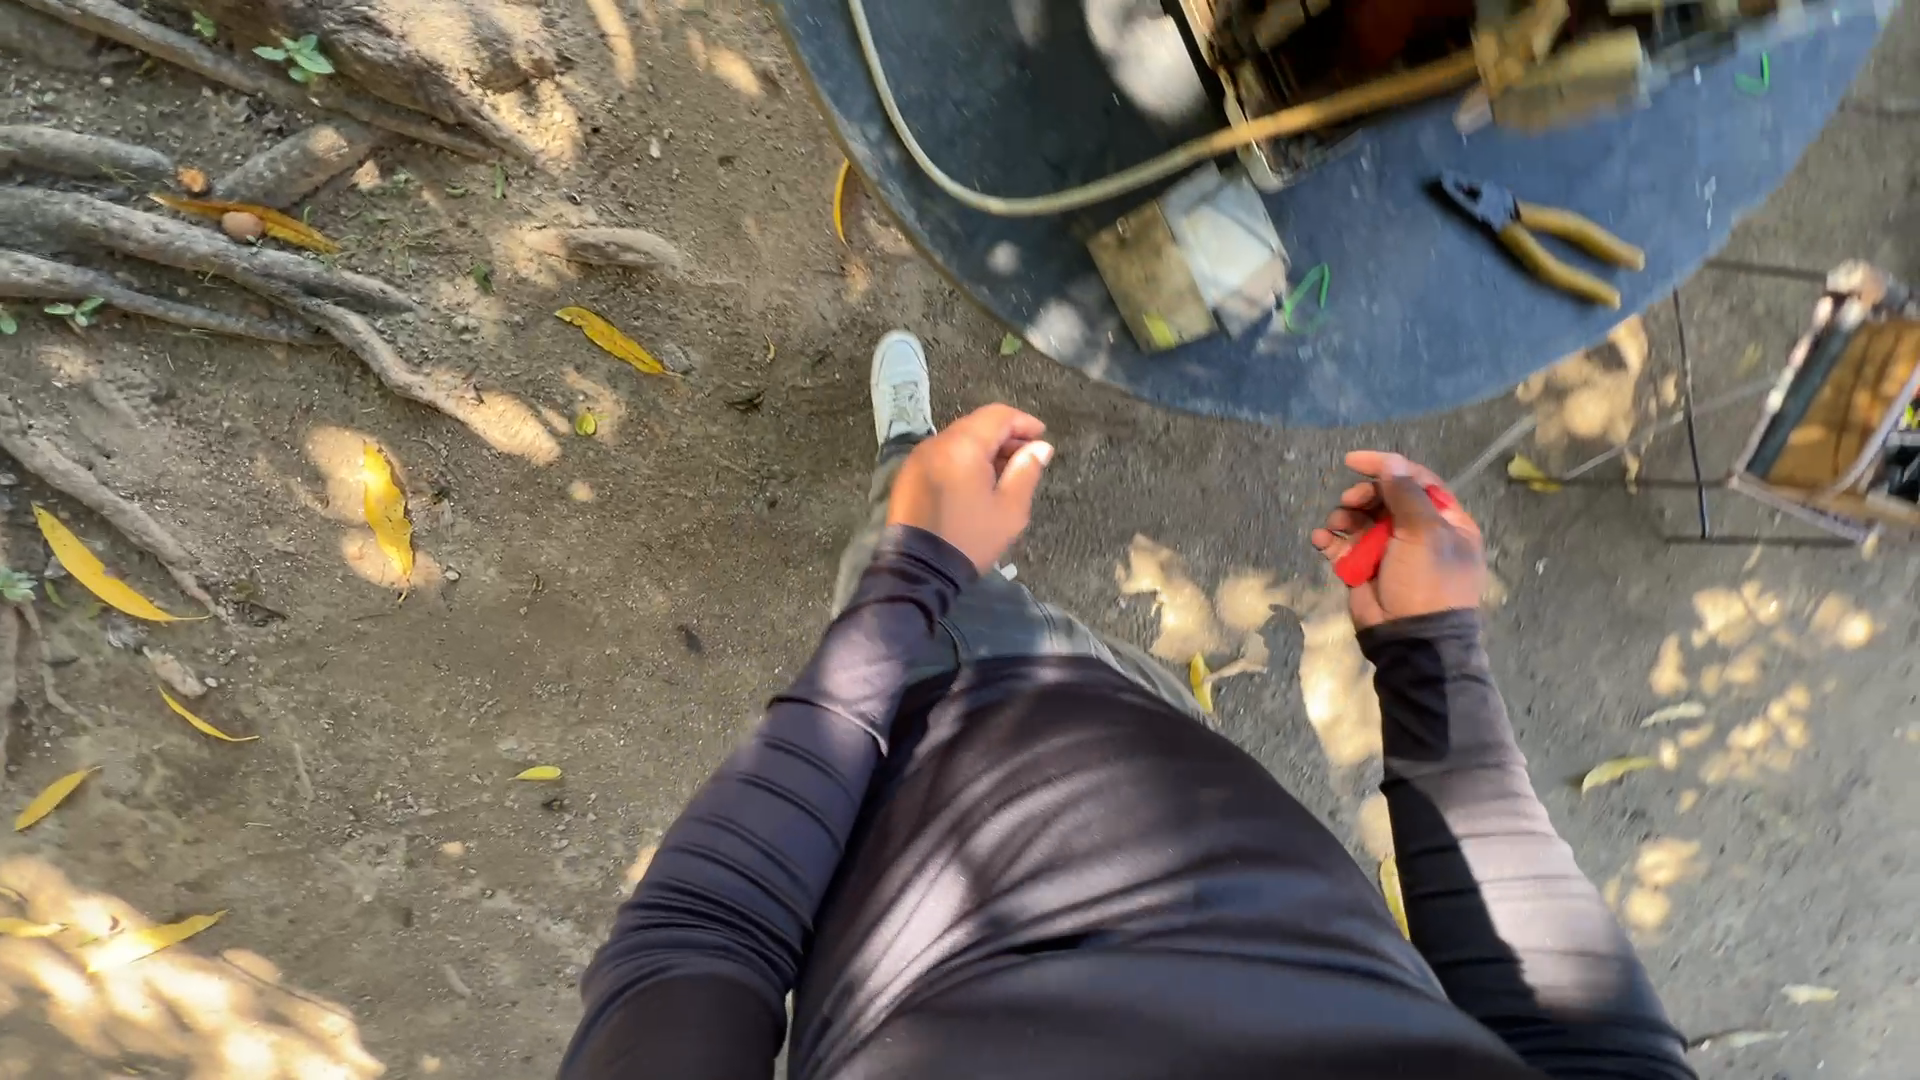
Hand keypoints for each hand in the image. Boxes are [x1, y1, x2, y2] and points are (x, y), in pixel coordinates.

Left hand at [887, 404, 1054, 572]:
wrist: (918, 569)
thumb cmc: (970, 538)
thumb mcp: (1009, 509)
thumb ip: (1027, 471)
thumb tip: (1040, 446)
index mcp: (963, 446)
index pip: (997, 416)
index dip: (1023, 422)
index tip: (1041, 436)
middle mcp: (936, 443)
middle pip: (975, 425)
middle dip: (1004, 436)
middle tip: (1026, 456)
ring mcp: (917, 459)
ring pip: (957, 440)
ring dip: (983, 448)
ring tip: (1005, 472)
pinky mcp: (908, 476)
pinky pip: (941, 456)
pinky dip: (963, 460)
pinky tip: (977, 482)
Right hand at [1310, 451, 1484, 630]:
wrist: (1411, 636)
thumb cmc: (1428, 581)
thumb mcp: (1425, 533)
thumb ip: (1406, 495)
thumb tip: (1390, 463)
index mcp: (1444, 521)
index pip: (1416, 481)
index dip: (1387, 466)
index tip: (1353, 461)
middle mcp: (1417, 532)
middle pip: (1384, 498)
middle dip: (1363, 496)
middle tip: (1349, 502)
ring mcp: (1388, 551)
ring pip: (1359, 520)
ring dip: (1343, 518)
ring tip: (1335, 526)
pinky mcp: (1362, 568)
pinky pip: (1341, 547)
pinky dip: (1329, 541)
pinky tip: (1320, 541)